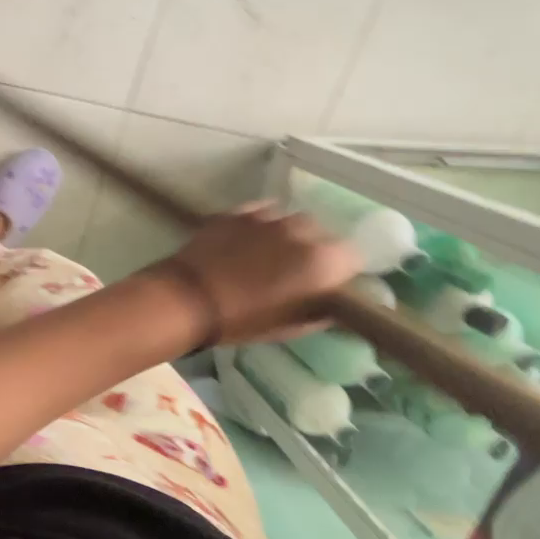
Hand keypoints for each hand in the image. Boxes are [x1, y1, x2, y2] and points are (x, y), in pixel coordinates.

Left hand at [150, 202, 361, 346]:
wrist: (186, 298)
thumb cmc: (240, 320)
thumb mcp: (287, 327)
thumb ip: (319, 313)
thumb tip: (333, 305)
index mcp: (323, 261)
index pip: (352, 258)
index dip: (340, 273)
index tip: (324, 286)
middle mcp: (303, 230)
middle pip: (323, 235)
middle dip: (314, 251)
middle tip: (291, 273)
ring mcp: (270, 216)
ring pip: (293, 221)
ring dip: (287, 237)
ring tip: (266, 257)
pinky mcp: (240, 211)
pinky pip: (263, 213)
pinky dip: (261, 225)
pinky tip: (247, 242)